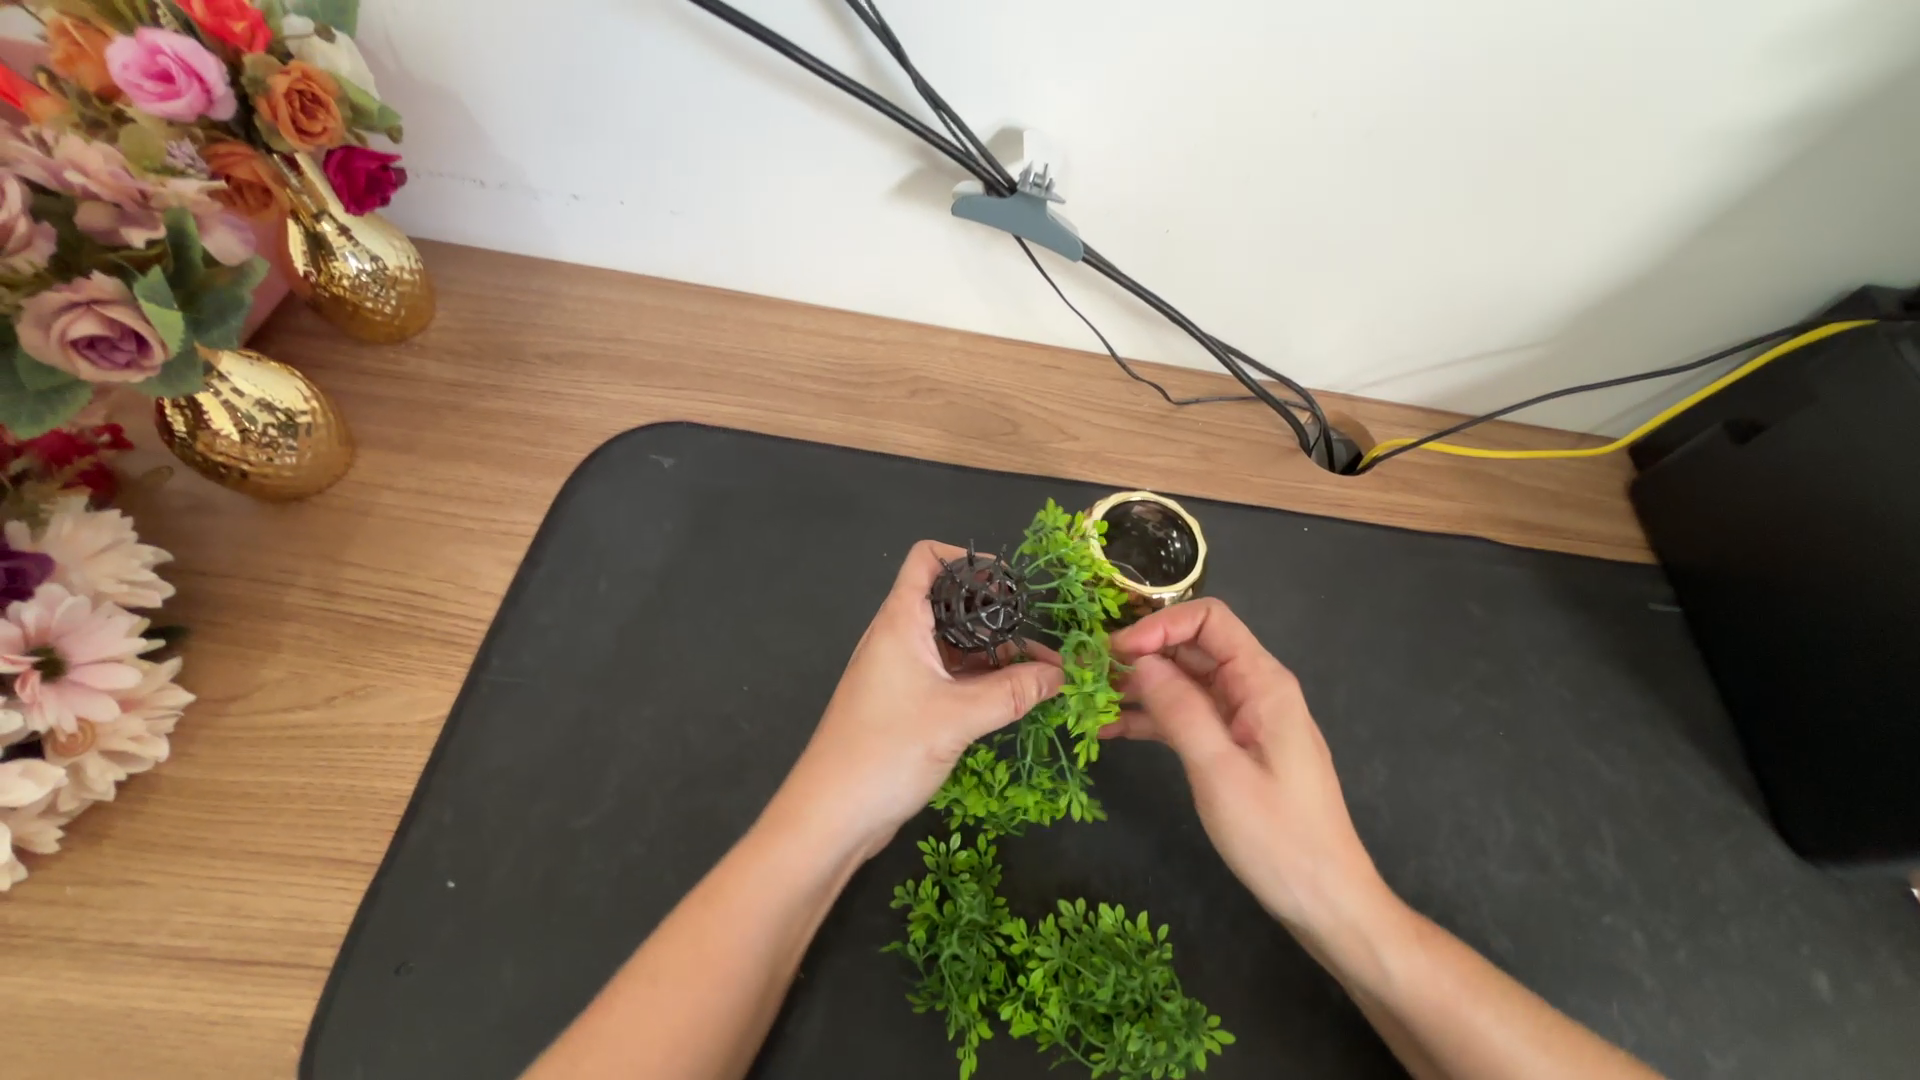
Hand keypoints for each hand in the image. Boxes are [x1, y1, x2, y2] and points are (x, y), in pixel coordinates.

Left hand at [770, 541, 1064, 860]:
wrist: (830, 816)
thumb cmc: (887, 750)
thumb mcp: (958, 717)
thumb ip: (1013, 692)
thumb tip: (1060, 675)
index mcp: (900, 622)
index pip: (926, 560)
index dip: (965, 558)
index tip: (1008, 582)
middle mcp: (897, 638)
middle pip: (948, 604)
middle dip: (994, 613)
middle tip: (1037, 631)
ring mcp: (899, 673)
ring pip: (951, 645)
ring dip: (992, 653)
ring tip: (1040, 671)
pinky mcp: (904, 704)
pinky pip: (947, 677)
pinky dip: (979, 680)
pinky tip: (1013, 696)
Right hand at [1106, 598, 1386, 935]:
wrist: (1324, 898)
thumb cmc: (1277, 836)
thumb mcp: (1219, 771)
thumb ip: (1179, 709)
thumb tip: (1138, 660)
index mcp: (1261, 683)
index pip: (1209, 620)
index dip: (1160, 626)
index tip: (1117, 652)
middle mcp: (1252, 689)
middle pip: (1191, 649)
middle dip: (1139, 655)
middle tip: (1088, 675)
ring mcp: (1241, 717)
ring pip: (1182, 682)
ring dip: (1137, 687)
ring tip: (1089, 701)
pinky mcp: (1231, 745)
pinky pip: (1185, 716)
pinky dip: (1149, 718)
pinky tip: (1109, 730)